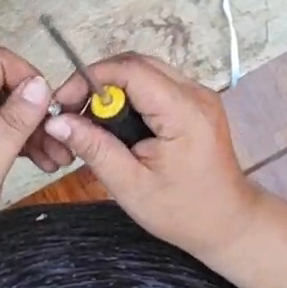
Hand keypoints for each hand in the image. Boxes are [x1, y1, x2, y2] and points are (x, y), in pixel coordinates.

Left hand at [0, 48, 52, 255]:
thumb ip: (13, 123)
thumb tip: (40, 84)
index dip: (29, 78)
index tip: (50, 111)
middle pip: (1, 84)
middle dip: (34, 108)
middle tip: (60, 141)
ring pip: (0, 108)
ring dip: (29, 128)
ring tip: (56, 158)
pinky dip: (14, 139)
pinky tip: (39, 160)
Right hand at [27, 53, 261, 257]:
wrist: (229, 223)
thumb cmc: (182, 212)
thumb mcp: (130, 185)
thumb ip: (95, 148)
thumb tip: (57, 122)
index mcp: (184, 112)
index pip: (130, 70)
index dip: (90, 78)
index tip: (64, 102)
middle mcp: (195, 93)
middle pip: (136, 63)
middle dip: (97, 81)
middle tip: (72, 111)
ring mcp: (198, 95)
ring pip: (143, 70)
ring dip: (112, 87)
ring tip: (90, 119)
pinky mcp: (195, 102)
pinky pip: (154, 83)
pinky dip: (128, 95)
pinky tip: (115, 122)